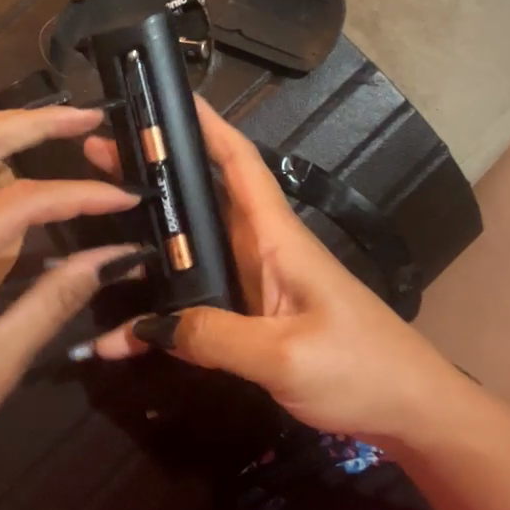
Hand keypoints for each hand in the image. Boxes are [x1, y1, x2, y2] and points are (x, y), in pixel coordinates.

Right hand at [87, 98, 472, 450]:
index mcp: (278, 239)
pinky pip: (204, 302)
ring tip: (99, 218)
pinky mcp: (259, 321)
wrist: (412, 411)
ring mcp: (262, 287)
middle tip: (97, 154)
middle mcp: (266, 252)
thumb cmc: (361, 368)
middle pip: (206, 199)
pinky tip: (129, 327)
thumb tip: (147, 326)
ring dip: (154, 237)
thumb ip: (215, 337)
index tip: (163, 98)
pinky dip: (167, 309)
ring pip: (198, 250)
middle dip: (158, 174)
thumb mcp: (284, 355)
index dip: (206, 125)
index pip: (240, 164)